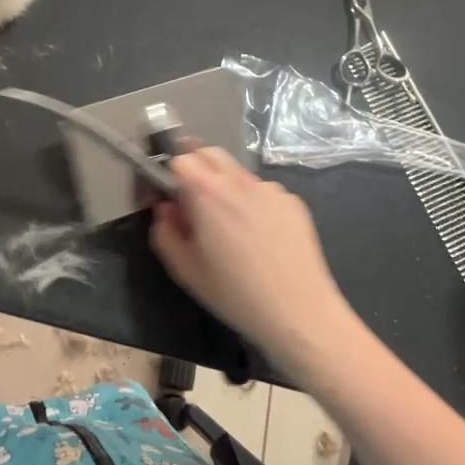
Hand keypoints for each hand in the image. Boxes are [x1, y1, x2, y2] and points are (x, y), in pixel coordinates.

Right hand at [150, 148, 359, 368]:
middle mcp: (238, 180)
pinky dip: (254, 202)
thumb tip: (166, 209)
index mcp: (207, 192)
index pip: (181, 159)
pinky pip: (264, 191)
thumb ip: (165, 232)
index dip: (171, 174)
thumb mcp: (186, 270)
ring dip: (226, 185)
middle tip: (194, 201)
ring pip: (238, 172)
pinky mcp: (292, 201)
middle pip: (210, 153)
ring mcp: (270, 188)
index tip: (171, 197)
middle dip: (197, 168)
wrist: (299, 311)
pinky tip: (261, 236)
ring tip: (230, 224)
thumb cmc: (235, 293)